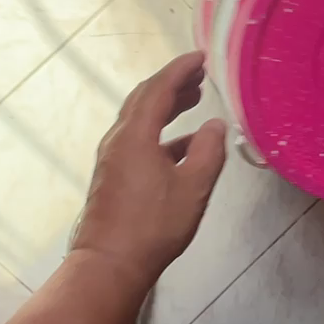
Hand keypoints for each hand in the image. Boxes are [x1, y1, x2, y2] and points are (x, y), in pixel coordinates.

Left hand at [70, 51, 227, 289]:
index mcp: (135, 134)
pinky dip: (161, 133)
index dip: (180, 69)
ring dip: (166, 106)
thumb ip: (208, 152)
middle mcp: (119, 139)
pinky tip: (184, 146)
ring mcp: (112, 157)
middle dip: (172, 84)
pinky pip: (138, 139)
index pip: (158, 88)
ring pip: (140, 119)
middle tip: (199, 76)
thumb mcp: (193, 188)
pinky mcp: (112, 175)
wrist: (108, 265)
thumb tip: (215, 126)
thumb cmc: (153, 226)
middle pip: (144, 98)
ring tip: (193, 100)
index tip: (201, 57)